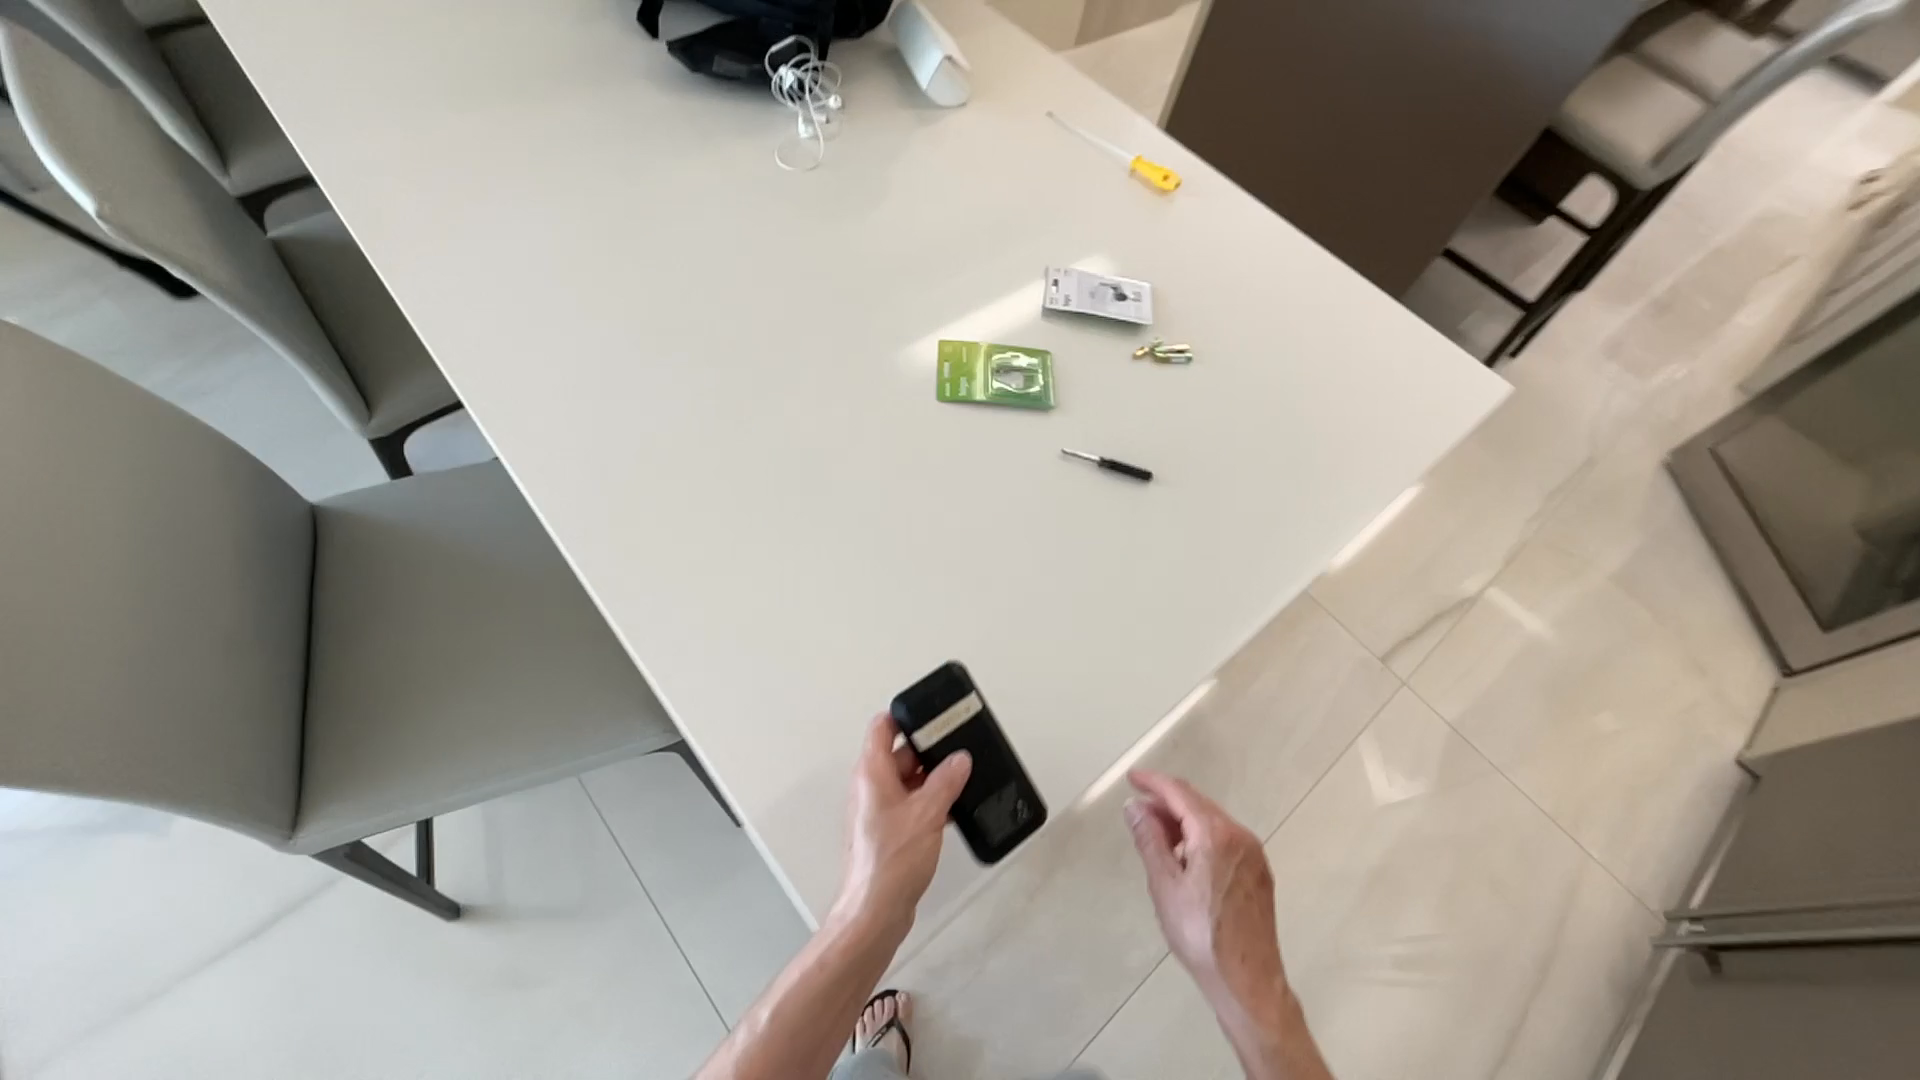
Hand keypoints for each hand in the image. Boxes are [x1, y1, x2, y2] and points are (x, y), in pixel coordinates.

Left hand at [832, 713, 971, 931]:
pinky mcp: (888, 832)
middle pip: (900, 753)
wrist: (874, 911)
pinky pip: (911, 804)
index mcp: (871, 772)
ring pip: (908, 780)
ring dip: (933, 778)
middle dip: (930, 750)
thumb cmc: (891, 861)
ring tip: (964, 777)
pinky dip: (930, 801)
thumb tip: (960, 759)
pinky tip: (954, 807)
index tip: (934, 715)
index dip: (906, 717)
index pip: (882, 727)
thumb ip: (946, 781)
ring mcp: (878, 810)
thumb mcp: (927, 813)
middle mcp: (871, 787)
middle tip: (960, 747)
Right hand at [1124, 769, 1287, 1012]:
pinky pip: (1224, 839)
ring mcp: (1253, 855)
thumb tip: (1135, 807)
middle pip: (1198, 804)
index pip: (1180, 793)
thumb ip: (1149, 840)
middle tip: (1138, 809)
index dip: (1153, 782)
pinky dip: (1199, 836)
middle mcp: (1240, 837)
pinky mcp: (1257, 873)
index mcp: (1216, 835)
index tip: (1132, 778)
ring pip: (1212, 822)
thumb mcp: (1165, 885)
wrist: (1246, 981)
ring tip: (1155, 834)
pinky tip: (1184, 855)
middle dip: (1167, 801)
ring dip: (1182, 820)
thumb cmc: (1200, 934)